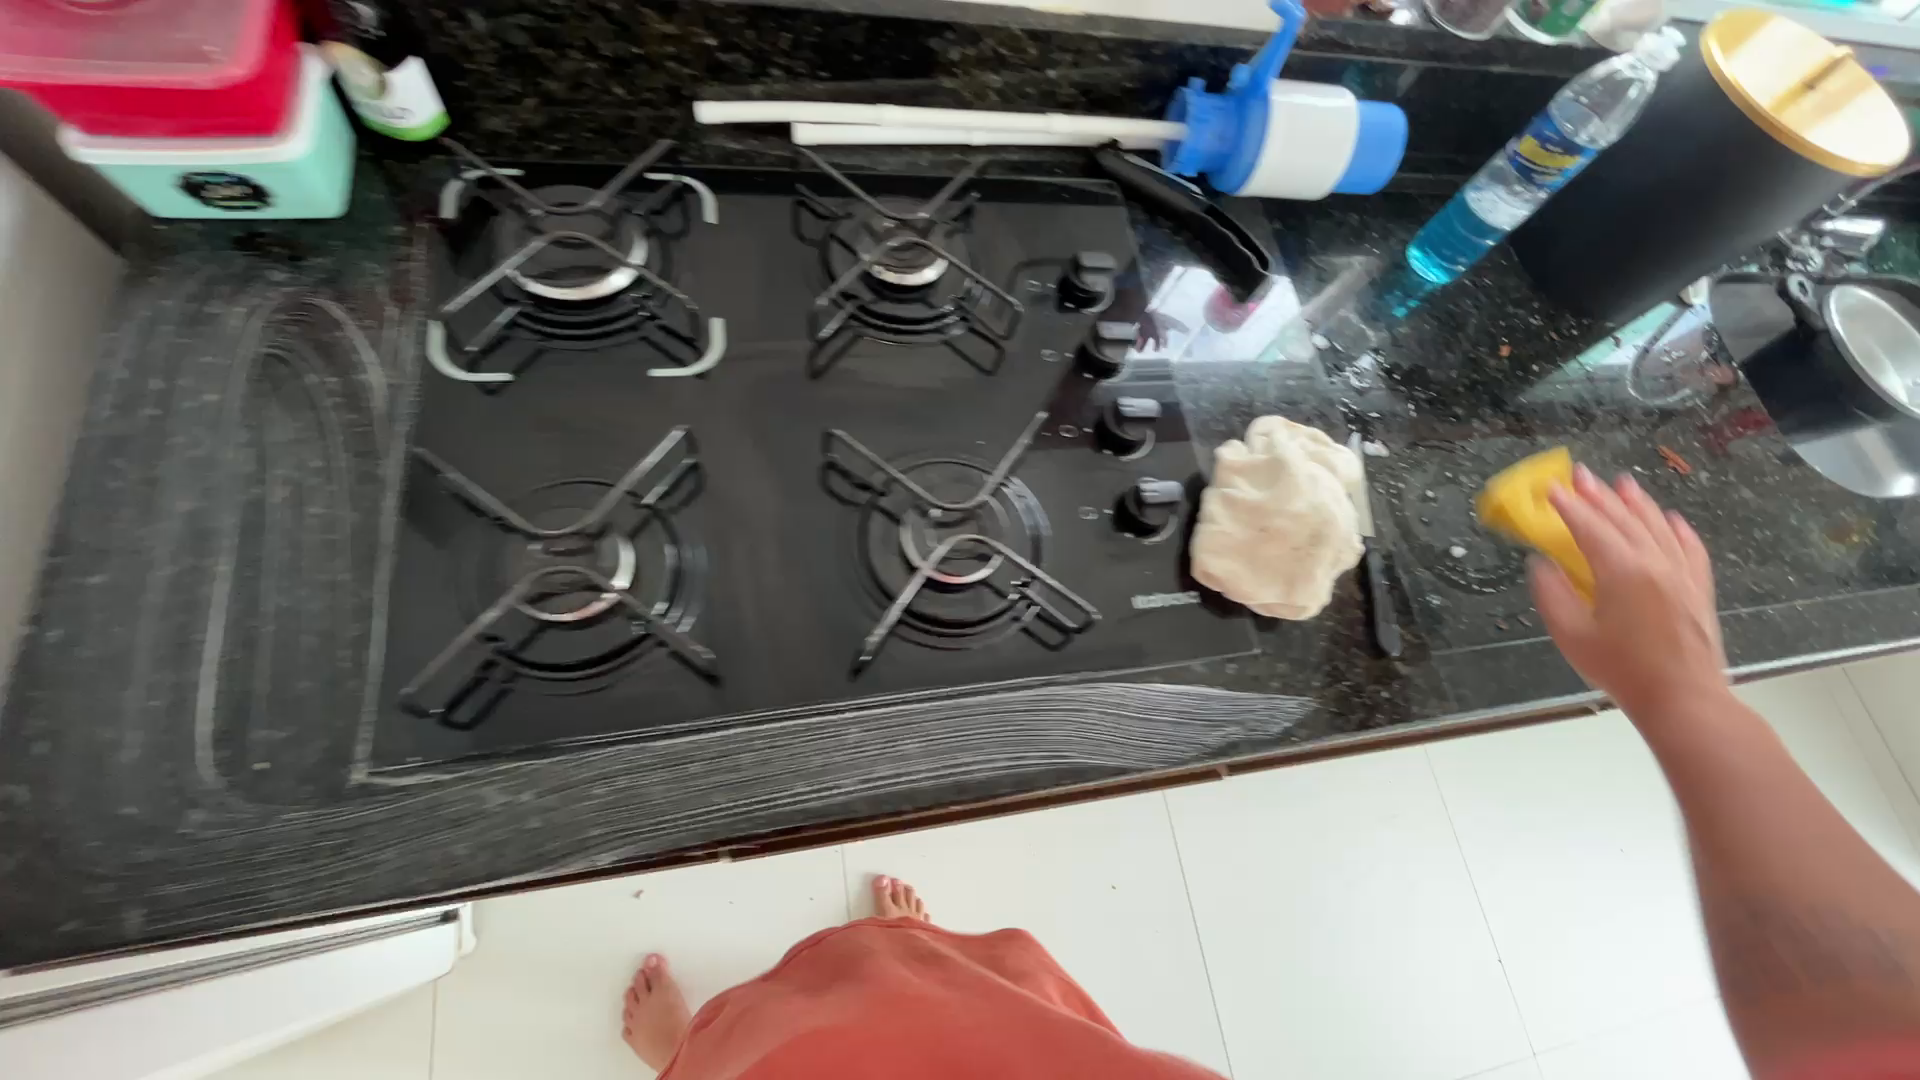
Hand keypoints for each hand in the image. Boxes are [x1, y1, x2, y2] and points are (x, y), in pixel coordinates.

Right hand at [1529, 465, 1728, 718]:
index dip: (1568, 506)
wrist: (1682, 696)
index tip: (1550, 488)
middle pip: (1624, 520)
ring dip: (1636, 503)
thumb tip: (1543, 563)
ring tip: (1621, 482)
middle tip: (1579, 473)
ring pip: (1657, 527)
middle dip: (1599, 496)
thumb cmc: (1618, 667)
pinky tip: (1670, 518)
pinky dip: (1677, 529)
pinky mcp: (1698, 588)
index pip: (1590, 528)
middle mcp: (1655, 563)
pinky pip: (1690, 548)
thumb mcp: (1569, 632)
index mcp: (1621, 571)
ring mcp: (1682, 574)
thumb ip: (1552, 592)